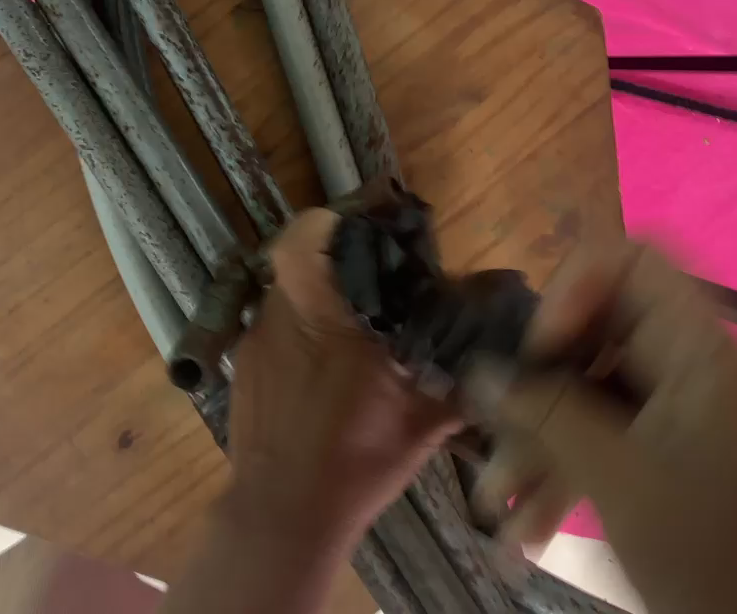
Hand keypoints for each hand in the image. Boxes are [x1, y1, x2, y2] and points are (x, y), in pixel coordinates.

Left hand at [224, 208, 461, 549]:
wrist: (282, 513)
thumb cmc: (355, 461)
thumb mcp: (421, 422)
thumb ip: (457, 378)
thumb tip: (496, 344)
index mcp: (323, 318)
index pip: (301, 240)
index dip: (323, 224)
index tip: (353, 230)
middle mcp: (280, 318)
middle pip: (299, 266)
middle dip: (332, 270)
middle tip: (367, 290)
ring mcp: (254, 342)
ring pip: (285, 299)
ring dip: (314, 307)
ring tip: (346, 337)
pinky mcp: (240, 366)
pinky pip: (272, 332)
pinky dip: (295, 338)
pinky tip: (317, 374)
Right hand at [467, 241, 736, 613]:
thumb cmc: (722, 563)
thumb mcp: (618, 480)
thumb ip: (547, 411)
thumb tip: (482, 368)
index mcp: (700, 354)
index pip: (629, 263)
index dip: (574, 289)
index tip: (540, 351)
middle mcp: (696, 371)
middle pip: (597, 337)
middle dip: (536, 385)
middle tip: (497, 428)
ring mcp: (692, 419)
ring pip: (595, 398)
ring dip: (540, 444)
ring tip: (496, 504)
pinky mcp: (687, 462)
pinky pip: (615, 441)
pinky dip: (571, 474)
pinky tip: (529, 527)